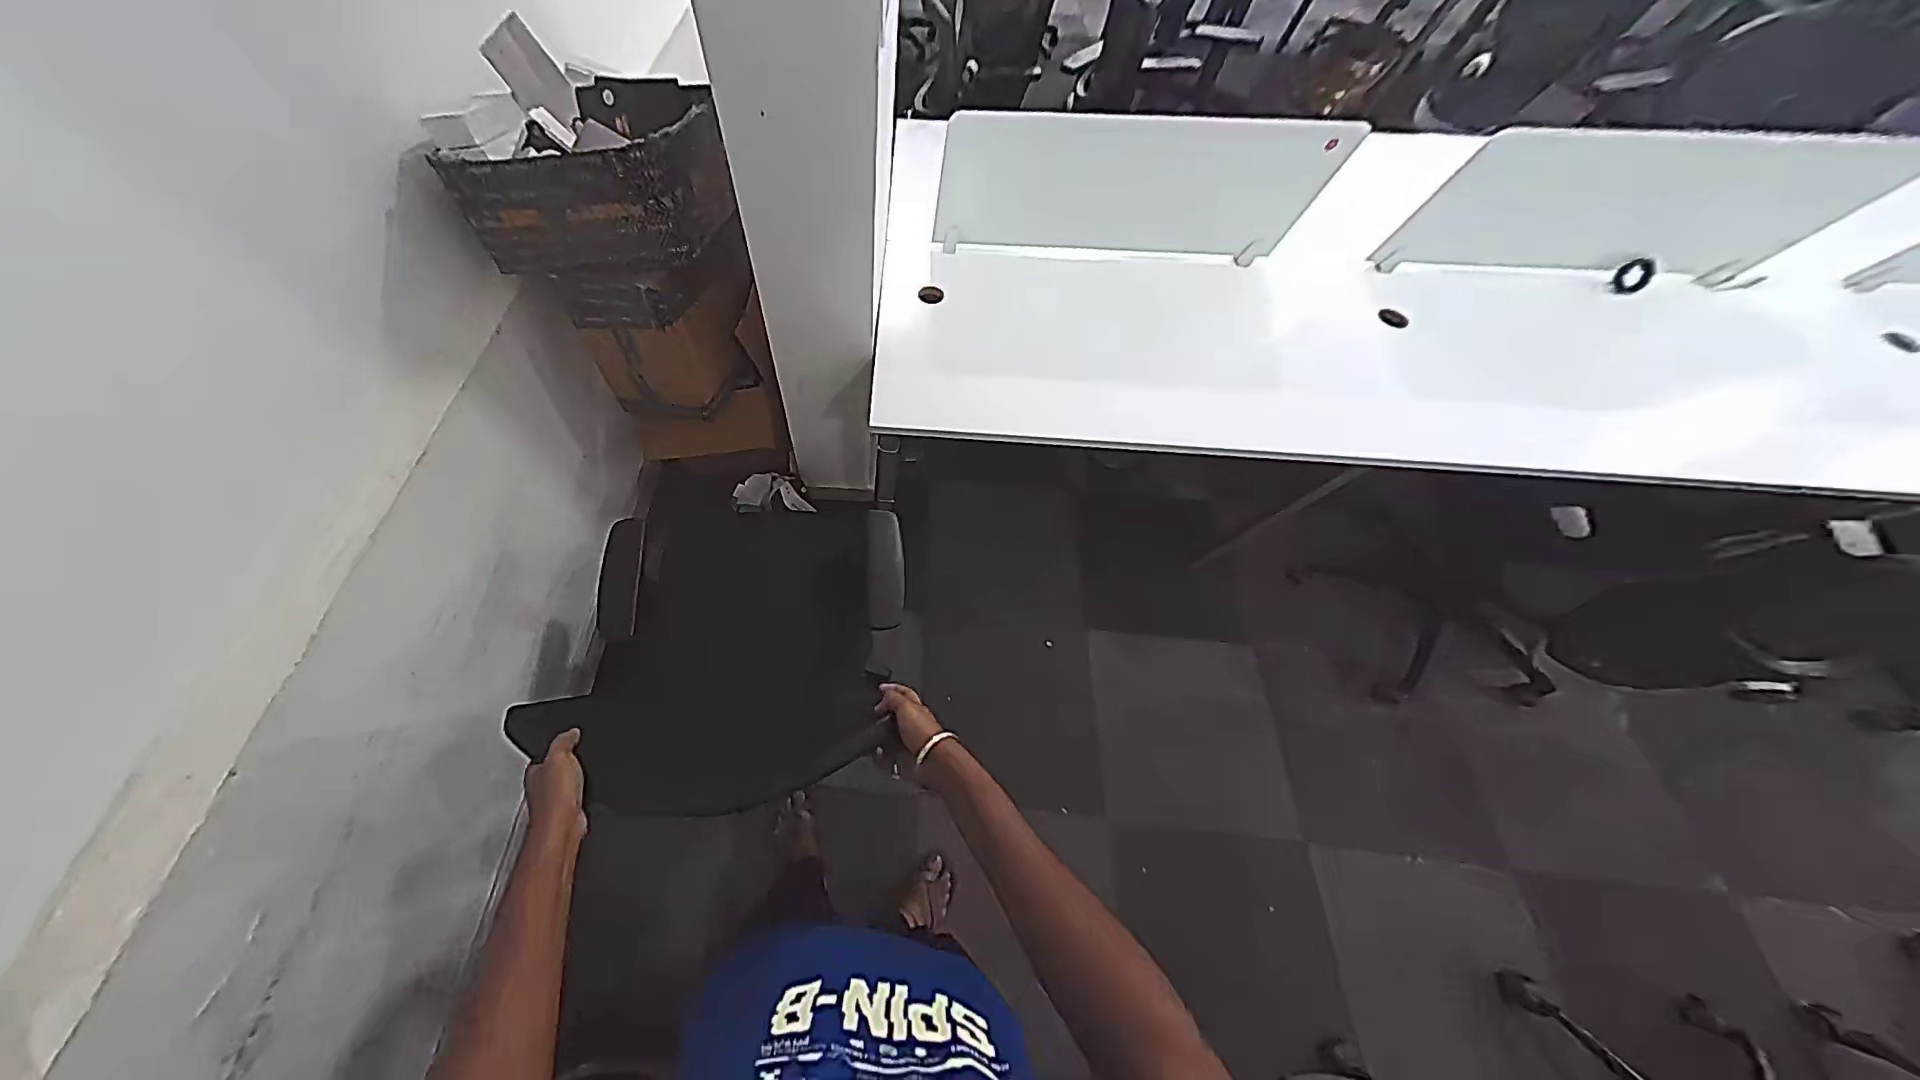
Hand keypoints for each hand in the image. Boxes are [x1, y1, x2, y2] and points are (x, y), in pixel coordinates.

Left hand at [526, 729, 586, 842]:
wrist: (563, 827)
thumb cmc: (554, 798)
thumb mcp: (559, 757)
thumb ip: (563, 742)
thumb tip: (571, 732)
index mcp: (535, 772)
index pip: (541, 757)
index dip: (553, 749)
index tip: (565, 741)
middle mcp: (540, 788)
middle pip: (551, 772)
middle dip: (562, 765)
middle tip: (574, 755)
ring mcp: (553, 802)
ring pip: (561, 786)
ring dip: (571, 780)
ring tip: (580, 772)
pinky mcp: (567, 813)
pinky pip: (573, 798)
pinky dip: (579, 793)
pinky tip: (584, 791)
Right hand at [876, 683, 943, 758]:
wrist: (931, 759)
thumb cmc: (923, 731)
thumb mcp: (906, 706)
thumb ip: (894, 698)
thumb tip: (885, 694)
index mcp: (916, 708)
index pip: (904, 693)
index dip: (893, 689)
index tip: (881, 688)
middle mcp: (913, 723)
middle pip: (895, 714)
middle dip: (882, 714)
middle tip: (874, 714)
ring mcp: (908, 740)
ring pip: (888, 735)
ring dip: (879, 736)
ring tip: (874, 735)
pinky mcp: (903, 757)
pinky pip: (886, 756)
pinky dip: (880, 756)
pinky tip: (879, 752)